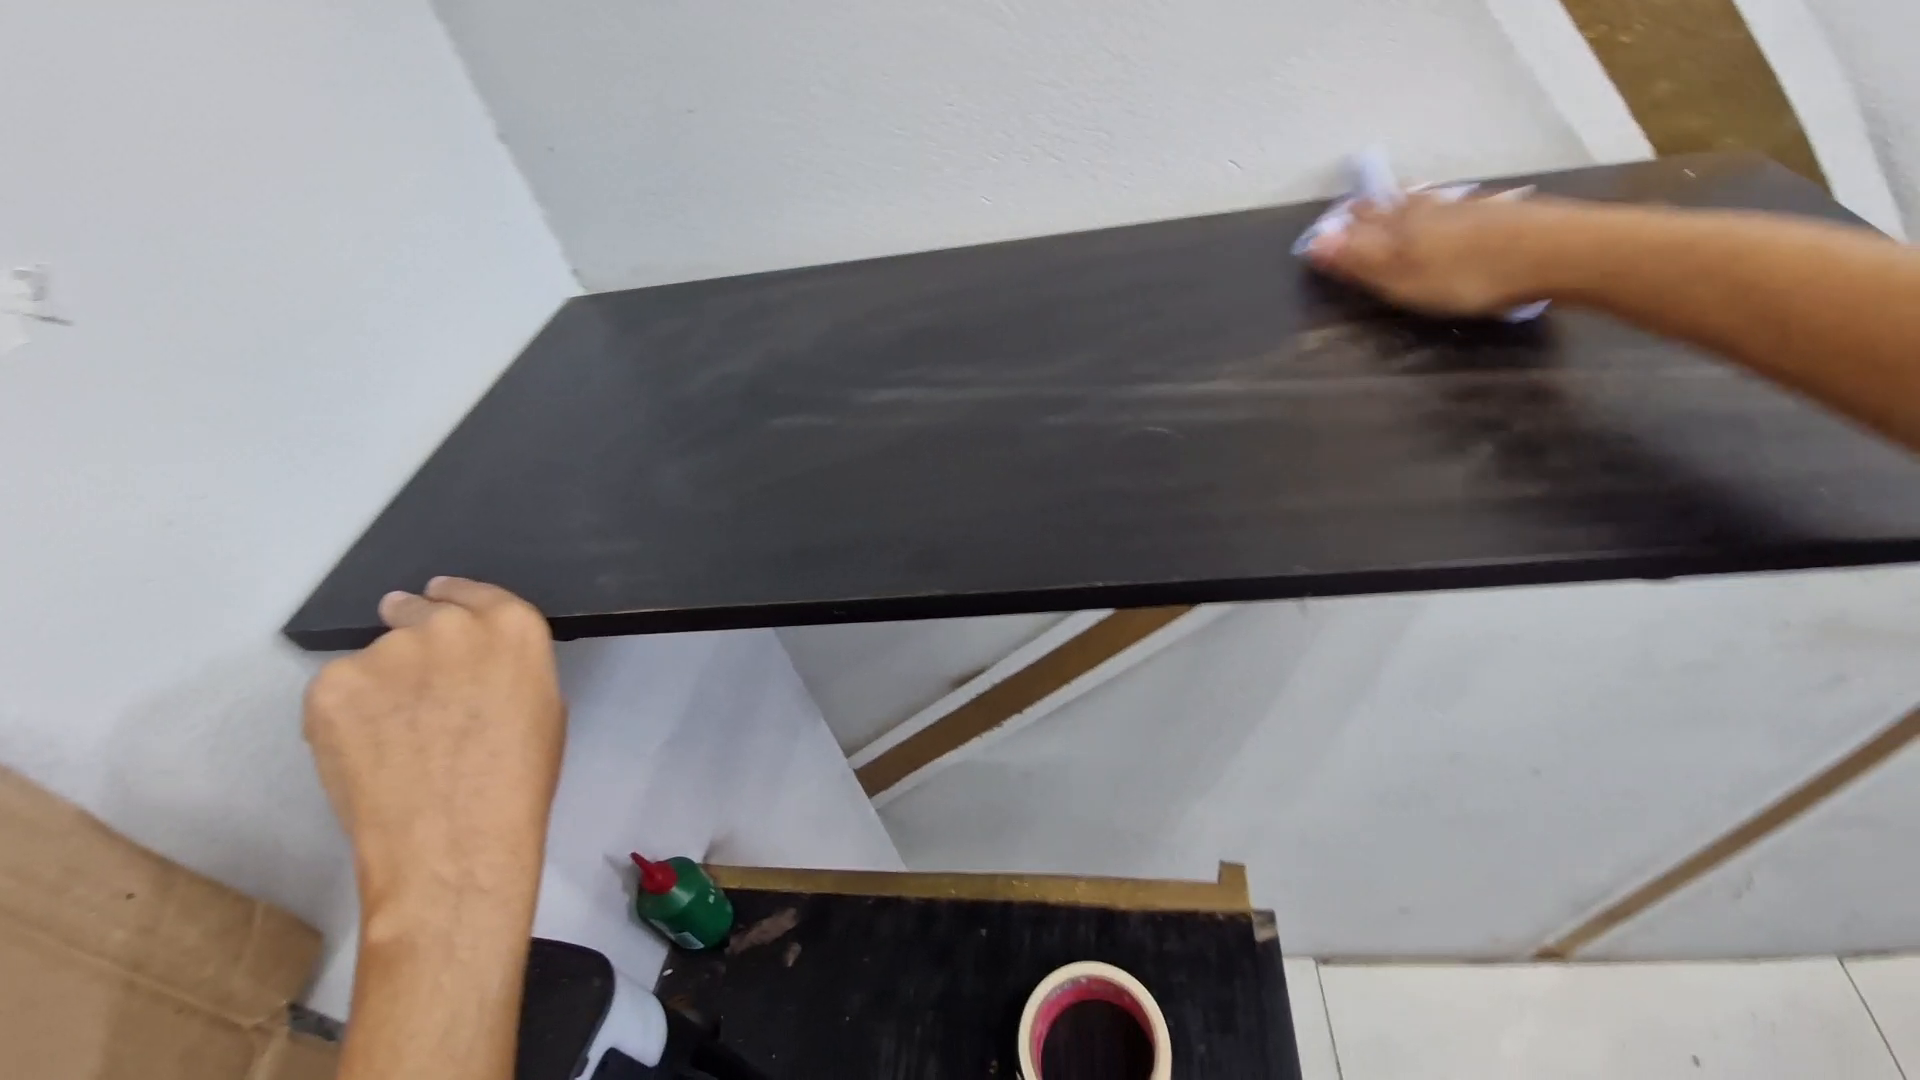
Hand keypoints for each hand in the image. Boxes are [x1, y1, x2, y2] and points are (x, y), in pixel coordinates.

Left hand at [303, 576, 565, 928]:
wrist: (454, 840)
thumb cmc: (520, 781)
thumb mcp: (541, 708)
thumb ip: (508, 668)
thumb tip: (475, 667)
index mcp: (513, 627)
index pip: (476, 593)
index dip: (456, 599)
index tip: (440, 603)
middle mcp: (449, 625)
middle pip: (420, 609)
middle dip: (413, 629)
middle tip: (411, 676)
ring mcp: (385, 652)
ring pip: (376, 656)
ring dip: (382, 682)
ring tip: (392, 737)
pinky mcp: (331, 686)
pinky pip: (338, 689)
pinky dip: (346, 714)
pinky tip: (366, 751)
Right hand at [1307, 191, 1569, 316]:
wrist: (1556, 252)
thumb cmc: (1468, 275)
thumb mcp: (1402, 277)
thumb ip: (1360, 260)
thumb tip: (1313, 242)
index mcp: (1402, 229)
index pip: (1362, 226)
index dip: (1342, 231)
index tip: (1321, 232)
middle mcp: (1430, 212)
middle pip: (1393, 210)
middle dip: (1371, 212)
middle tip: (1355, 210)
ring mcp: (1467, 210)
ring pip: (1426, 205)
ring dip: (1407, 205)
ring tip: (1397, 200)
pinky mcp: (1500, 214)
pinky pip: (1458, 208)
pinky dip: (1443, 208)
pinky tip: (1452, 207)